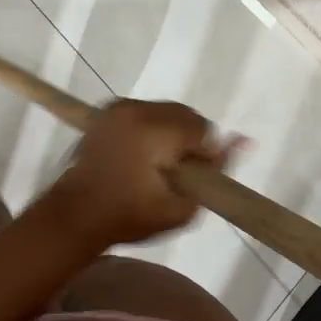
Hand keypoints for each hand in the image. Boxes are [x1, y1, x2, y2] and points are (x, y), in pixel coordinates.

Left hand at [45, 99, 240, 249]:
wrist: (77, 212)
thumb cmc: (131, 215)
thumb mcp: (181, 206)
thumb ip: (215, 172)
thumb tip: (244, 140)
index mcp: (156, 129)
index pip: (200, 128)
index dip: (201, 154)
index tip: (189, 177)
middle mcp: (138, 108)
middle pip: (183, 114)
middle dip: (186, 139)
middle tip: (174, 173)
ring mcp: (120, 105)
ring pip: (164, 110)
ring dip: (169, 131)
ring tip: (155, 165)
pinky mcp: (108, 109)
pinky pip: (144, 111)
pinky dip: (150, 127)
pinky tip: (139, 154)